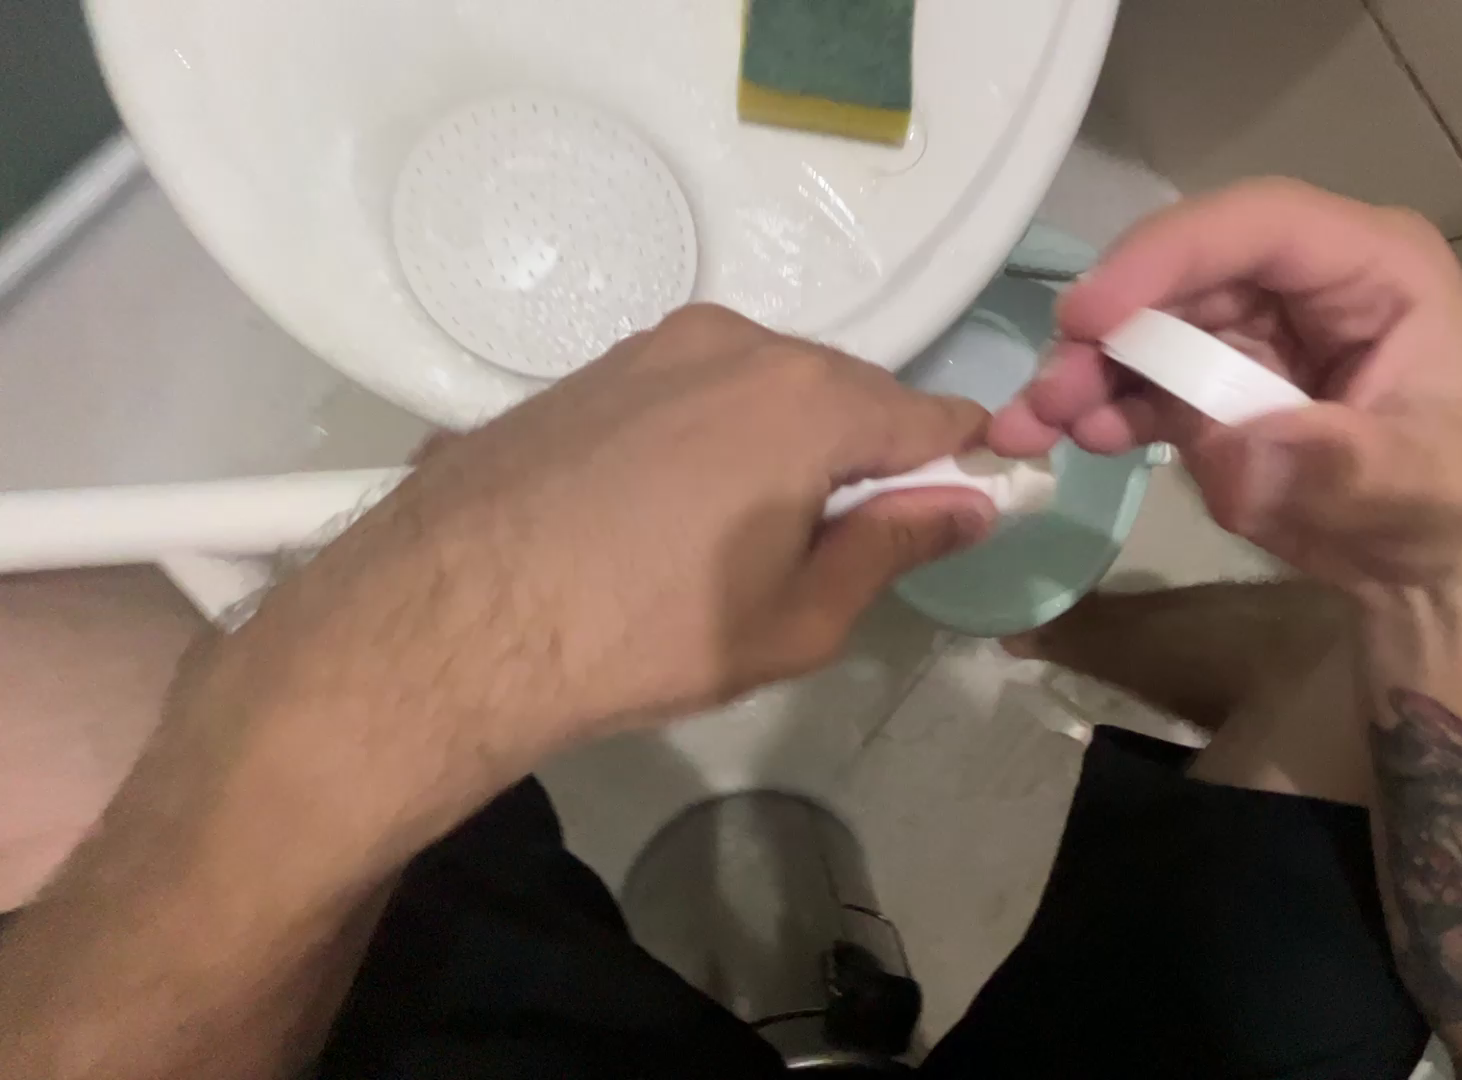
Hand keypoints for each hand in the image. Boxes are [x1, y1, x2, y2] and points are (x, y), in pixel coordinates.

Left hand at [203, 305, 993, 777]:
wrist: (439, 626)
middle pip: (856, 395)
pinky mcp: (608, 362)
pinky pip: (715, 386)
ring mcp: (666, 342)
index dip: (964, 458)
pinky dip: (740, 431)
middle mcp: (746, 344)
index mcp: (809, 401)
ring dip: (807, 444)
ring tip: (767, 526)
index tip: (975, 494)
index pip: (932, 416)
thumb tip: (974, 505)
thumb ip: (897, 544)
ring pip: (784, 387)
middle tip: (859, 536)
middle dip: (878, 456)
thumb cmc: (646, 637)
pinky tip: (697, 499)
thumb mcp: (801, 615)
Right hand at [991, 180, 1461, 587]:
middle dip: (1104, 333)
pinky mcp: (1211, 387)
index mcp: (1368, 271)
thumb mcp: (1418, 488)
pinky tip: (1079, 439)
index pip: (1256, 228)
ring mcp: (1247, 337)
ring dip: (1084, 375)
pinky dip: (1104, 411)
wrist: (1422, 562)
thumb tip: (1234, 446)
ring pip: (1146, 331)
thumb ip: (1339, 464)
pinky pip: (1144, 387)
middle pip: (1180, 279)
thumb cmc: (1447, 505)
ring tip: (1031, 428)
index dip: (1165, 258)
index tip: (1086, 316)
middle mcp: (1295, 288)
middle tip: (1046, 393)